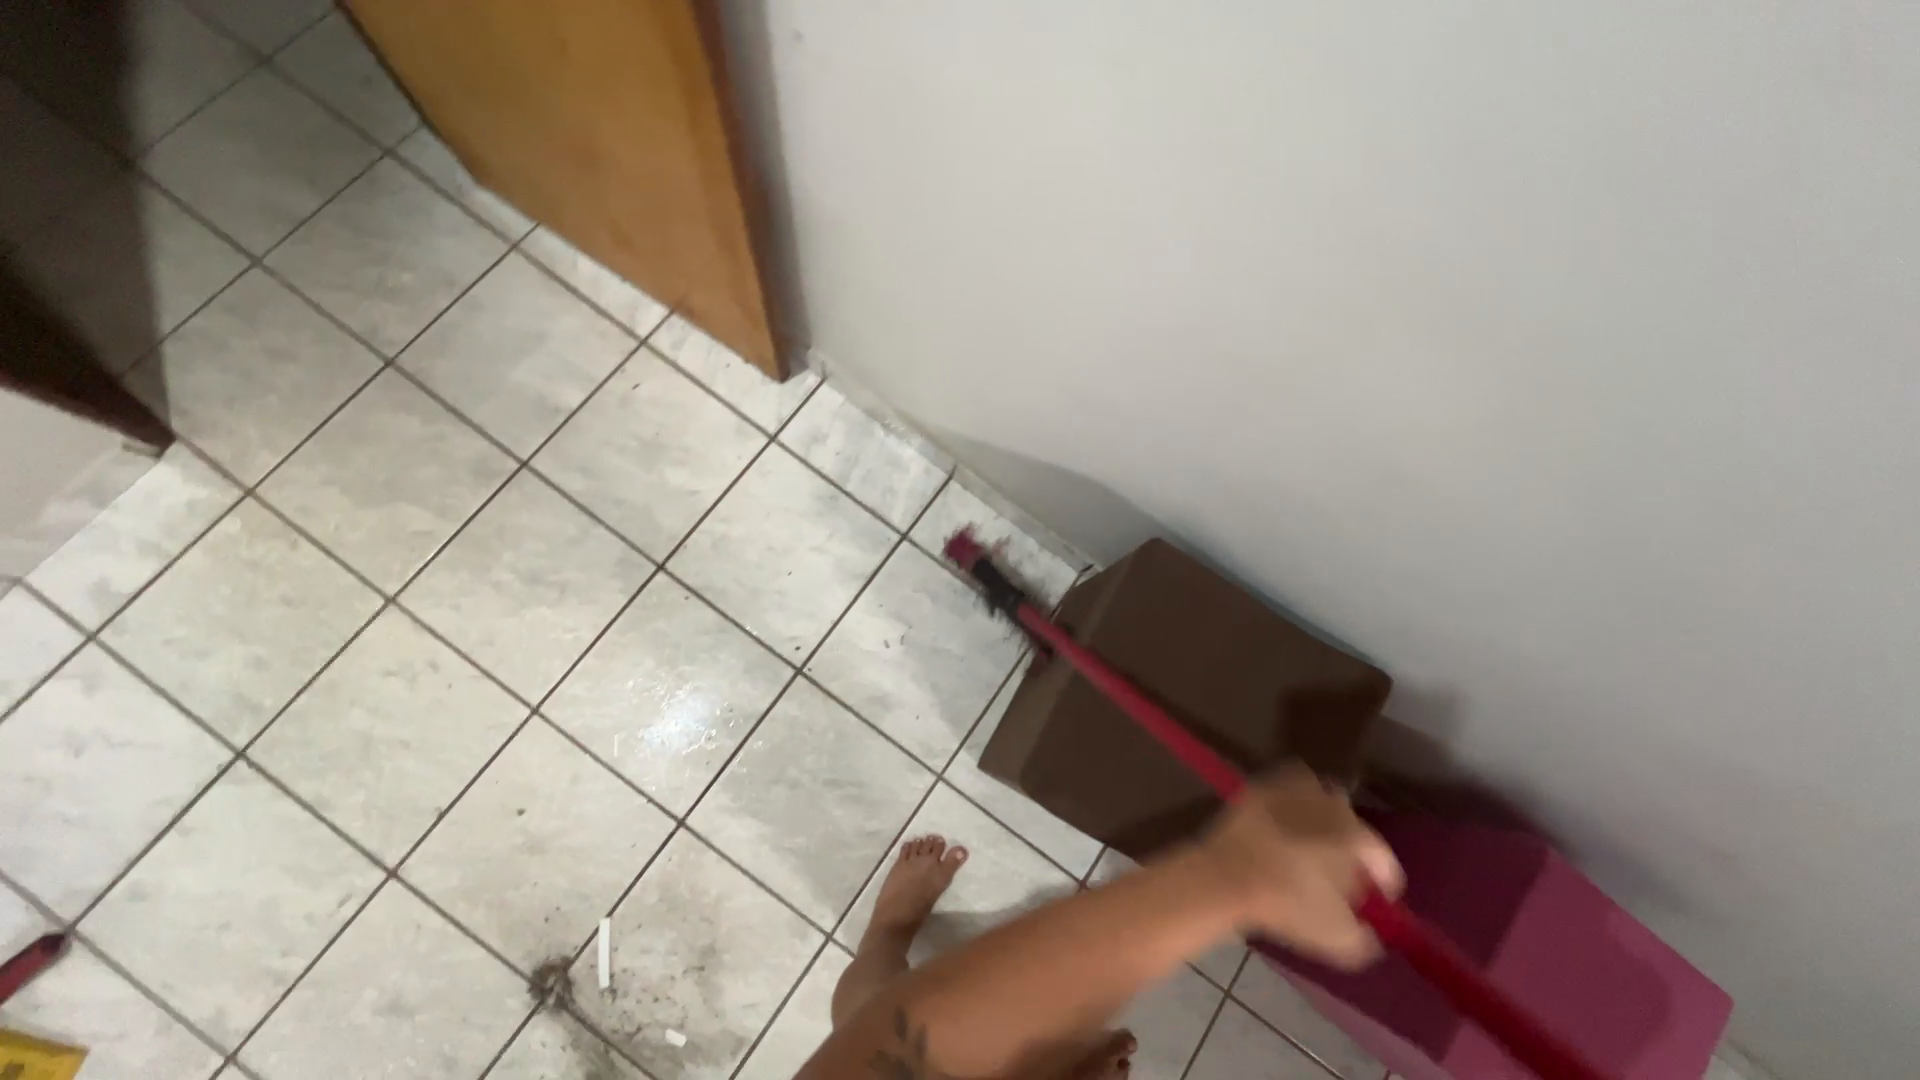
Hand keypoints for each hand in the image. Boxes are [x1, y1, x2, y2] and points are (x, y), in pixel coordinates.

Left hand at [1196, 764, 1403, 968]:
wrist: (1225, 877)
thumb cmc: (1286, 905)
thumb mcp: (1337, 938)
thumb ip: (1364, 937)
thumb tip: (1368, 932)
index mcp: (1354, 837)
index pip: (1381, 856)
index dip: (1385, 879)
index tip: (1379, 897)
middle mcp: (1328, 804)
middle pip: (1352, 822)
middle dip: (1351, 844)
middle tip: (1341, 870)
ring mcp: (1291, 790)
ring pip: (1320, 798)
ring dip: (1322, 819)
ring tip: (1313, 843)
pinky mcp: (1259, 787)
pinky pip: (1285, 790)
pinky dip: (1291, 804)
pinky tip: (1284, 823)